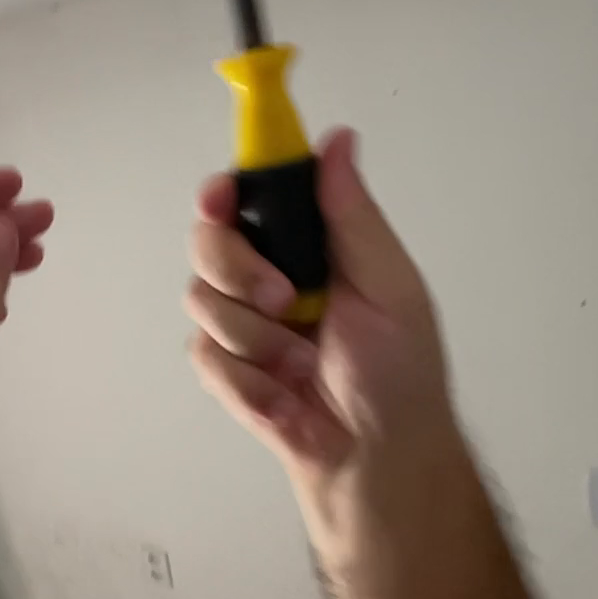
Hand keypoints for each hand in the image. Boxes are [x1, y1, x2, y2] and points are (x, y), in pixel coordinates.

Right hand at [185, 128, 471, 589]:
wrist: (372, 459)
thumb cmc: (397, 371)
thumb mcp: (389, 286)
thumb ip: (351, 217)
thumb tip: (337, 139)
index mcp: (303, 248)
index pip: (246, 200)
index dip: (224, 192)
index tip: (221, 198)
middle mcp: (260, 277)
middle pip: (206, 243)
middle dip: (239, 272)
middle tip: (286, 301)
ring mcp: (235, 324)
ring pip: (201, 302)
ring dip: (257, 340)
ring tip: (302, 369)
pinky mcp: (219, 368)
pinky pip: (205, 356)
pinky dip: (248, 383)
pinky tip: (285, 403)